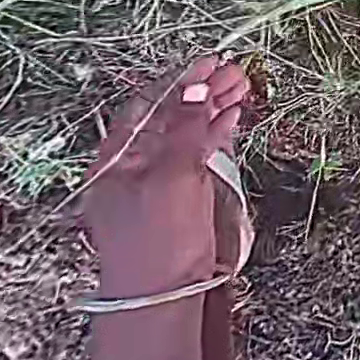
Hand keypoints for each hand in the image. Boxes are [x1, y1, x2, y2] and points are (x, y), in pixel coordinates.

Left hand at [80, 56, 247, 298]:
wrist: (166, 297)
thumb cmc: (159, 239)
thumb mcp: (173, 176)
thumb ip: (186, 129)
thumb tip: (197, 88)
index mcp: (117, 159)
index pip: (149, 105)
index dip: (181, 81)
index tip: (210, 62)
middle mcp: (136, 163)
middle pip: (172, 115)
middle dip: (204, 90)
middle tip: (235, 71)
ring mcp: (160, 176)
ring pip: (189, 129)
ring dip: (214, 106)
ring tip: (242, 85)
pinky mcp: (182, 189)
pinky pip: (199, 149)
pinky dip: (216, 130)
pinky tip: (233, 115)